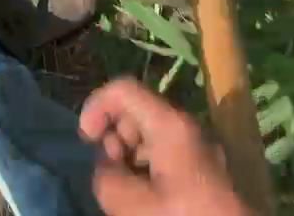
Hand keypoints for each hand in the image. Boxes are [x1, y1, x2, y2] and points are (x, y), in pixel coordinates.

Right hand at [80, 80, 255, 215]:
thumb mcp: (132, 206)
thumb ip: (106, 178)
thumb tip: (106, 167)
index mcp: (170, 124)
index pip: (123, 89)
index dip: (95, 107)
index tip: (86, 141)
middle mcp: (187, 128)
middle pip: (137, 111)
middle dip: (114, 136)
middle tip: (110, 171)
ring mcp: (200, 150)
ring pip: (151, 135)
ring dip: (129, 156)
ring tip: (126, 191)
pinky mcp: (206, 174)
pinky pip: (167, 156)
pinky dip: (147, 169)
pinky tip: (146, 200)